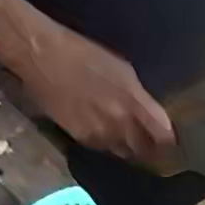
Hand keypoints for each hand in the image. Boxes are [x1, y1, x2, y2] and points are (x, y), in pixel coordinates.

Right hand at [14, 19, 174, 165]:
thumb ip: (141, 99)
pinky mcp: (83, 138)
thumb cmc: (82, 54)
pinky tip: (98, 128)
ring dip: (127, 148)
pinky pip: (103, 149)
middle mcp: (123, 123)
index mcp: (136, 103)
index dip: (169, 143)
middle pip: (148, 152)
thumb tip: (153, 116)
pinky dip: (105, 143)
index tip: (168, 143)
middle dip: (150, 149)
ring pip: (126, 153)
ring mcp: (103, 133)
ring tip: (121, 135)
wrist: (36, 52)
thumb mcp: (122, 71)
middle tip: (146, 144)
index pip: (166, 138)